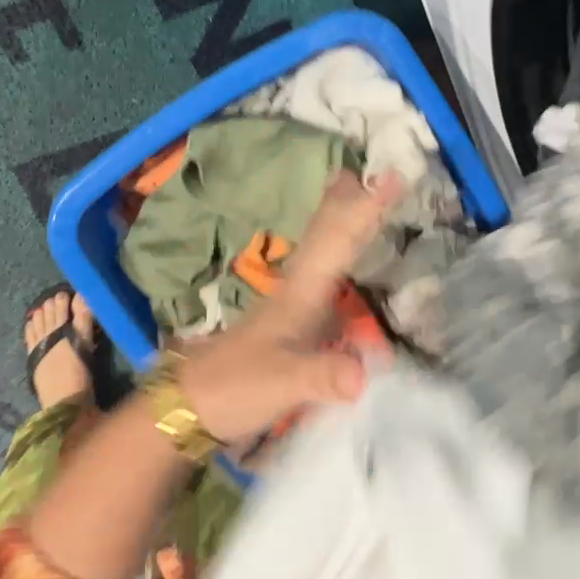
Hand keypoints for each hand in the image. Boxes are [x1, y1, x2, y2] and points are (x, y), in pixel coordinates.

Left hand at [175, 170, 403, 442]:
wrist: (187, 410)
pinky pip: (324, 286)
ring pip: (323, 256)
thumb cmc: (234, 388)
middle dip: (348, 202)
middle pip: (327, 236)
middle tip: (370, 169)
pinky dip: (339, 267)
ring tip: (358, 200)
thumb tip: (362, 375)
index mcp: (300, 293)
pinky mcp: (290, 332)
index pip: (338, 240)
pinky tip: (344, 273)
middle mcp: (298, 292)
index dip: (366, 207)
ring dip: (342, 227)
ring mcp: (292, 311)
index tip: (392, 173)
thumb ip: (321, 375)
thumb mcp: (281, 383)